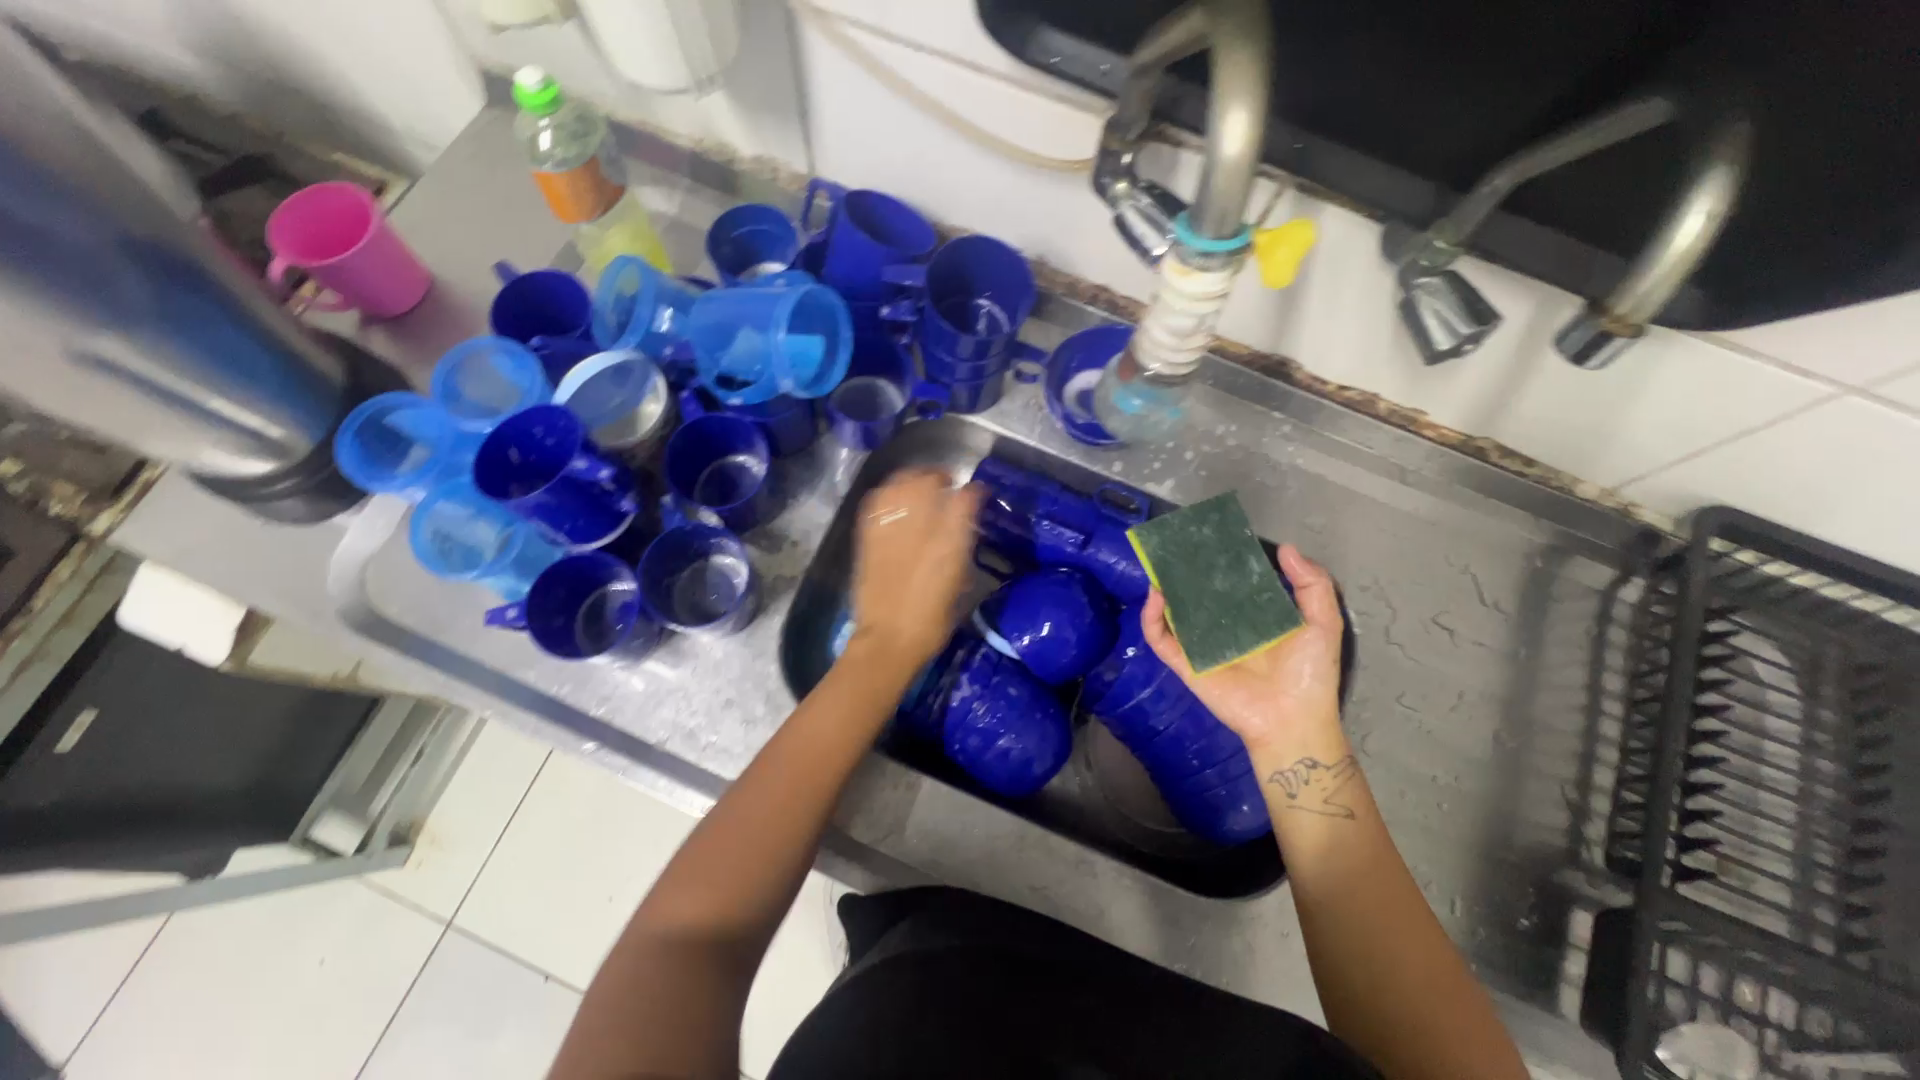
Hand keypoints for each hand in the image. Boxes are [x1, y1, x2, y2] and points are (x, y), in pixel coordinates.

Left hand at [847, 469, 981, 672]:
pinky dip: (888, 494)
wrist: (889, 639)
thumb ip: (961, 547)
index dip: (974, 491)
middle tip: (946, 486)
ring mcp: (890, 527)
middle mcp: (920, 526)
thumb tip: (963, 525)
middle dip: (940, 477)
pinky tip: (894, 502)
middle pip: (929, 480)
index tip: (979, 494)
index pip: (966, 497)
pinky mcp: (868, 535)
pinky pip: (878, 501)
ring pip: (900, 484)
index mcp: (950, 540)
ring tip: (919, 488)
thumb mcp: (959, 582)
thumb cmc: (932, 620)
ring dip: (912, 480)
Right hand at [1141, 544, 1344, 753]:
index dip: (1222, 562)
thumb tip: (1284, 548)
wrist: (1293, 719)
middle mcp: (1224, 628)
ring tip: (1160, 564)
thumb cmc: (1311, 673)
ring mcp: (1202, 646)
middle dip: (1186, 571)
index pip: (1232, 584)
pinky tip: (1156, 596)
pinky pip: (1161, 639)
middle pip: (1198, 594)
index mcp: (1254, 617)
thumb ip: (1312, 584)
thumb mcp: (1323, 622)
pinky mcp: (1186, 664)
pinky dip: (1152, 618)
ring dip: (1163, 589)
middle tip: (1179, 545)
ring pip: (1173, 613)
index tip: (1215, 538)